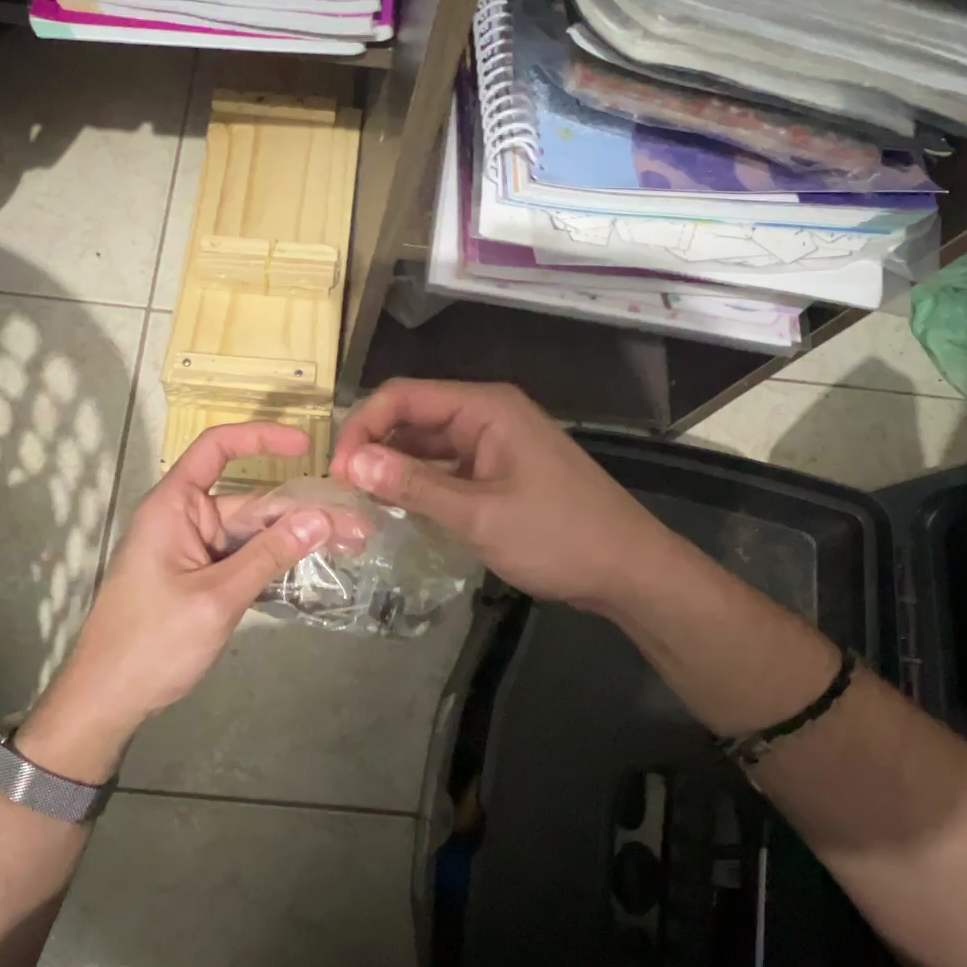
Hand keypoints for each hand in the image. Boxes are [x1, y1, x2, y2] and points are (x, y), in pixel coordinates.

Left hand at [16, 423, 331, 781]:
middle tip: (356, 525)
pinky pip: (243, 559)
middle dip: (301, 511)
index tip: (306, 446)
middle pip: (249, 501)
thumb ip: (269, 555)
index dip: (260, 438)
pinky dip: (276, 561)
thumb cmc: (151, 642)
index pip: (216, 449)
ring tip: (350, 544)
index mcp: (174, 507)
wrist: (108, 700)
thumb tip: (321, 519)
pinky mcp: (200, 579)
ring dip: (295, 539)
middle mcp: (184, 520)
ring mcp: (193, 551)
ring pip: (252, 534)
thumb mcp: (216, 597)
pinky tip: (316, 565)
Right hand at [330, 379, 669, 612]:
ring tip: (359, 501)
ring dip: (393, 467)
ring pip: (427, 443)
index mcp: (486, 407)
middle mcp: (488, 414)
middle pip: (413, 415)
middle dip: (373, 446)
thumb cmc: (559, 537)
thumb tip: (350, 462)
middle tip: (341, 491)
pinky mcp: (499, 470)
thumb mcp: (479, 514)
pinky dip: (420, 483)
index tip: (337, 472)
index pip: (403, 396)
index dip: (362, 426)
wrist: (628, 570)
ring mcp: (495, 442)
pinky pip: (446, 466)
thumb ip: (413, 486)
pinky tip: (397, 508)